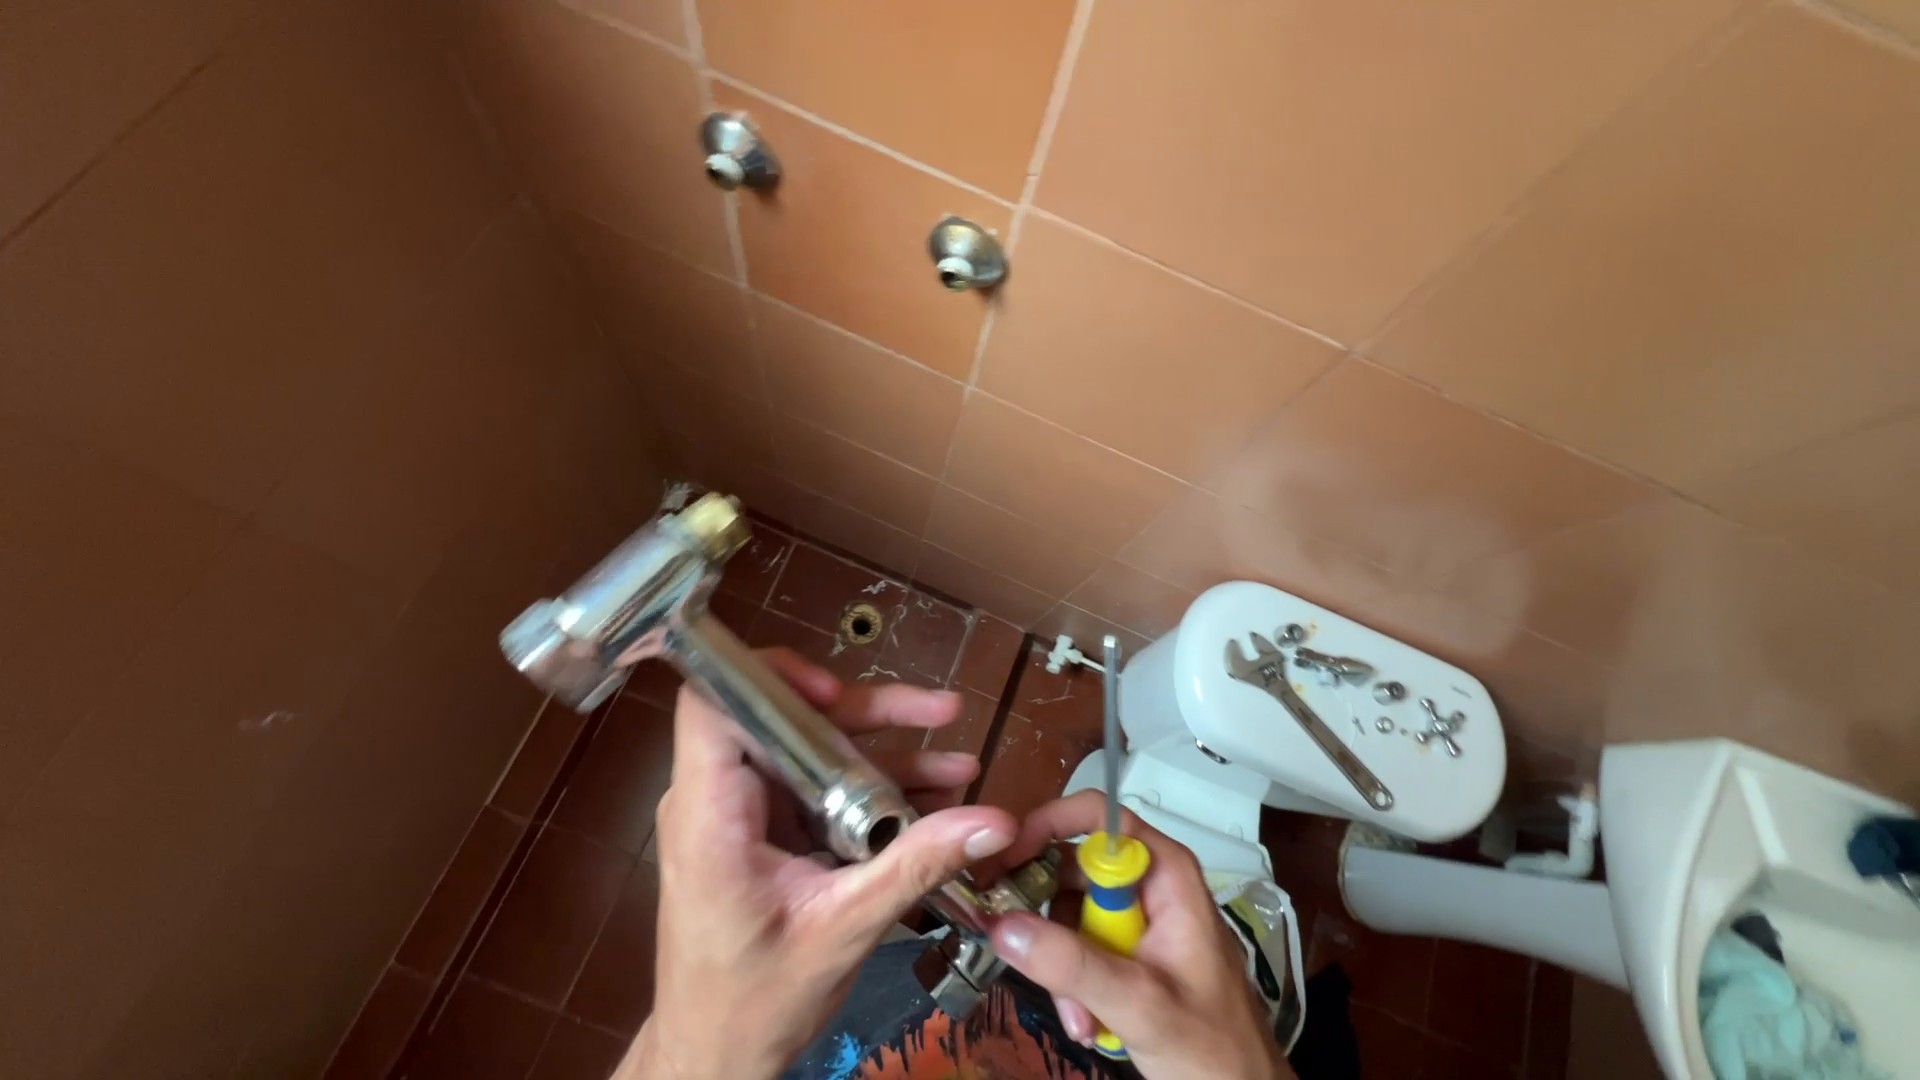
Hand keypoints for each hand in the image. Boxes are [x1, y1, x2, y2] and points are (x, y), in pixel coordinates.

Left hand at [626, 649, 1017, 1079]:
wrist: (717, 1054)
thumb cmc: (754, 1001)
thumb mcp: (843, 929)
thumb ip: (915, 866)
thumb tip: (992, 820)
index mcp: (712, 814)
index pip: (715, 706)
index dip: (771, 679)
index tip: (836, 694)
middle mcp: (722, 798)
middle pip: (788, 719)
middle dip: (866, 712)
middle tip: (939, 711)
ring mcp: (748, 811)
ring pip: (815, 749)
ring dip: (885, 750)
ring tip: (958, 760)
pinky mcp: (770, 828)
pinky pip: (824, 787)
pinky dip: (875, 789)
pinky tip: (935, 799)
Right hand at [985, 791, 1294, 1079]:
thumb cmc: (1213, 1047)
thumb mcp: (1142, 1006)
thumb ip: (1074, 966)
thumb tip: (1002, 924)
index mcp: (1164, 871)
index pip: (1099, 816)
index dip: (1048, 824)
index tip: (1005, 858)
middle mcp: (1146, 882)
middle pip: (1071, 865)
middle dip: (1046, 919)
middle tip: (1018, 951)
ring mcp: (1135, 916)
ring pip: (1067, 911)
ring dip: (1059, 965)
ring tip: (1079, 1020)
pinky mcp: (1126, 949)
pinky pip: (1077, 946)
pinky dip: (1071, 983)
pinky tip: (1088, 1024)